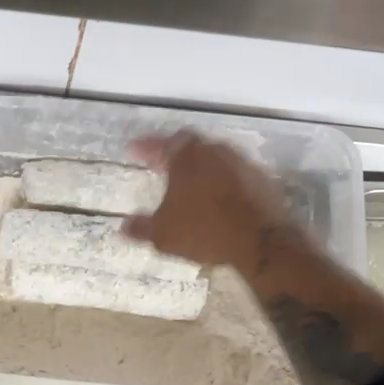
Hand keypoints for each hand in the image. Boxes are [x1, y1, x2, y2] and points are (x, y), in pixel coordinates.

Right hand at [123, 131, 320, 273]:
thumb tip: (123, 226)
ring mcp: (241, 162)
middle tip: (162, 163)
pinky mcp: (260, 178)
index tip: (133, 149)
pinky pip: (232, 173)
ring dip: (200, 167)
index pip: (161, 142)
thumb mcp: (163, 235)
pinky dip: (220, 180)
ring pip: (213, 157)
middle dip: (174, 153)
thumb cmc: (204, 232)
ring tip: (188, 182)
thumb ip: (141, 227)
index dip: (145, 146)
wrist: (260, 241)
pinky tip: (215, 197)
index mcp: (187, 157)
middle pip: (190, 145)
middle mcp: (214, 151)